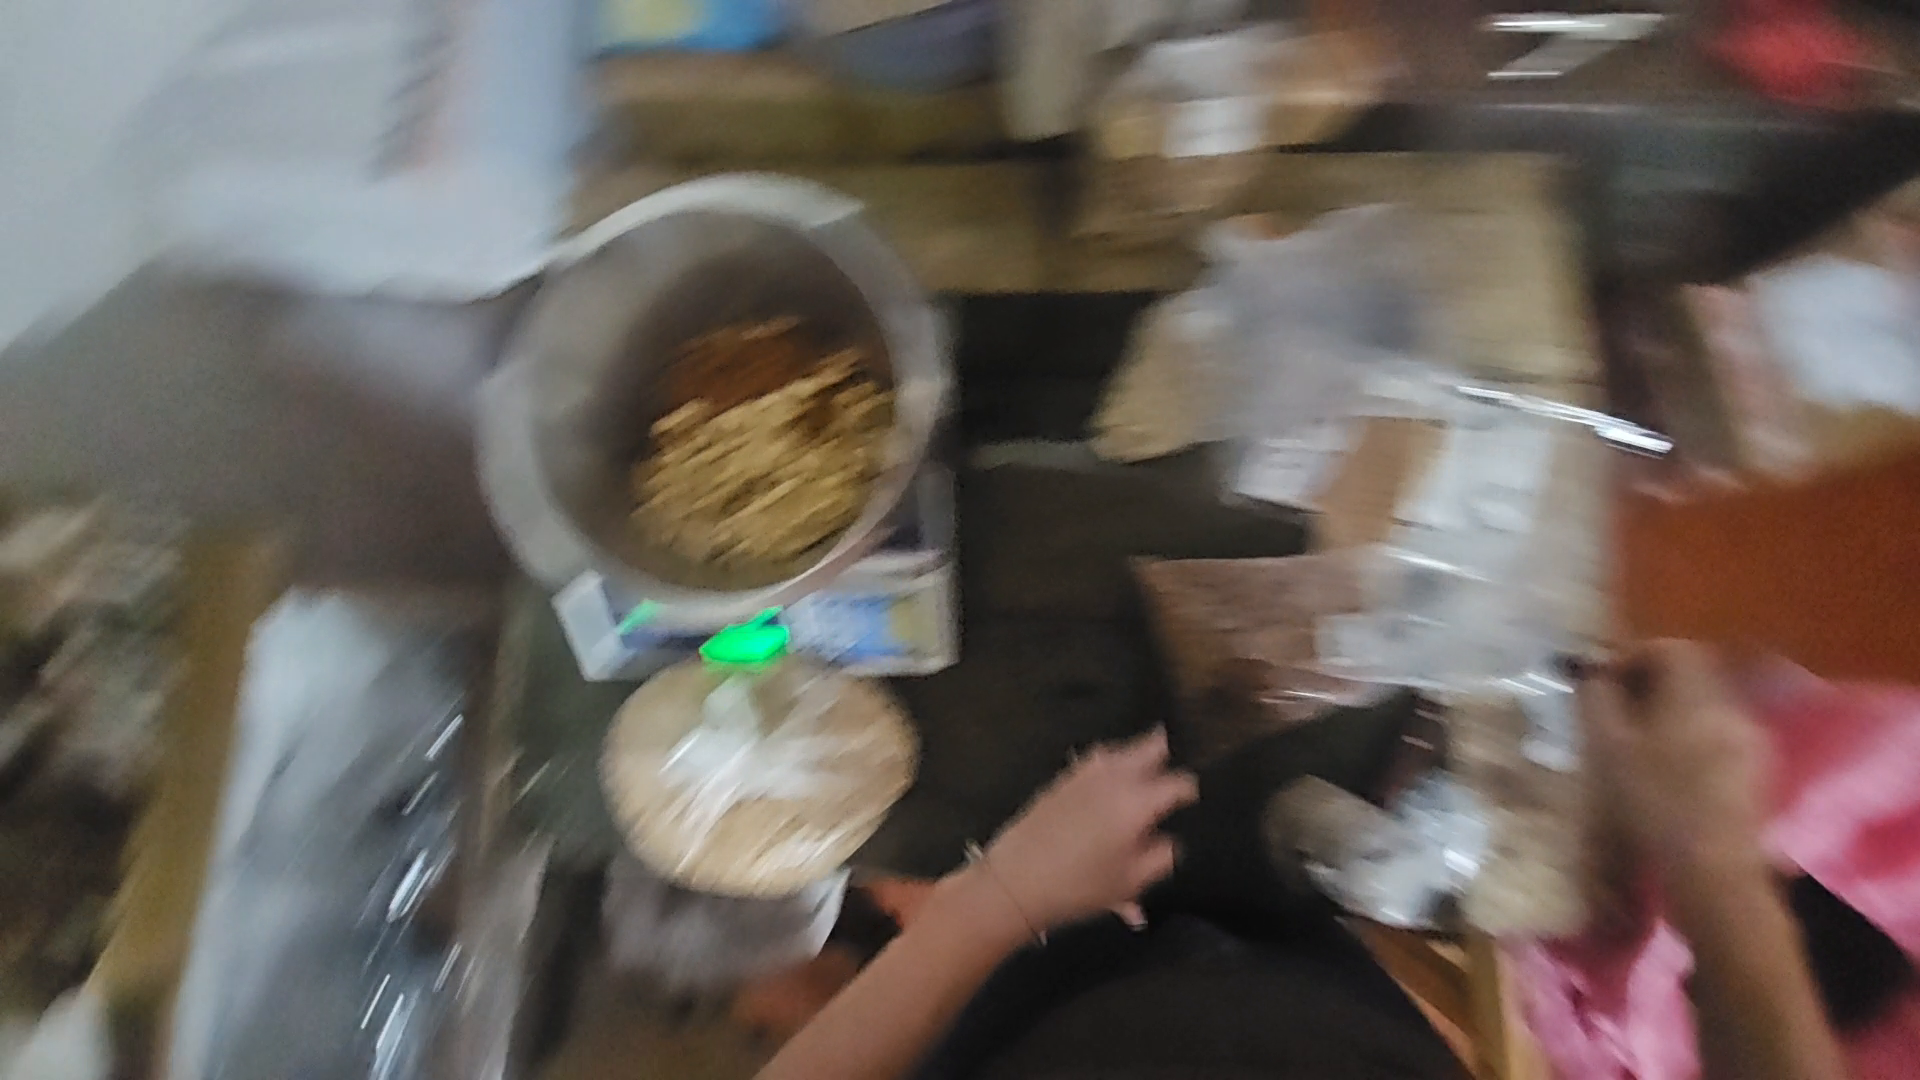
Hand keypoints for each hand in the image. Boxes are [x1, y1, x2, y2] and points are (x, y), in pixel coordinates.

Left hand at [979, 728, 1198, 932]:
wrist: (1017, 877)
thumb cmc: (1080, 886)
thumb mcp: (1132, 883)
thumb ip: (1161, 856)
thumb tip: (1168, 836)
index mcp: (1136, 802)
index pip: (1178, 783)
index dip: (1191, 791)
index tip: (1194, 800)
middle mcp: (1113, 776)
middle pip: (1149, 746)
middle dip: (1166, 752)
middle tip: (1174, 763)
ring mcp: (1085, 770)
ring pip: (1122, 749)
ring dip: (1137, 755)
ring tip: (1147, 770)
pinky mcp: (1064, 775)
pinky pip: (1099, 759)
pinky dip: (1113, 763)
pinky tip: (1113, 779)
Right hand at [1578, 640, 1771, 901]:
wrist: (1709, 868)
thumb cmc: (1650, 797)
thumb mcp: (1605, 743)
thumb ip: (1595, 698)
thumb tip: (1590, 673)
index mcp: (1699, 699)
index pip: (1672, 649)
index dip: (1632, 656)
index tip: (1601, 682)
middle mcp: (1733, 712)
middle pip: (1689, 676)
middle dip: (1644, 684)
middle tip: (1607, 708)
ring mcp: (1749, 743)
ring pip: (1699, 705)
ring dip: (1660, 709)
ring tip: (1626, 738)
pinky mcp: (1753, 771)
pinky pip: (1712, 731)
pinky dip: (1681, 733)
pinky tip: (1657, 764)